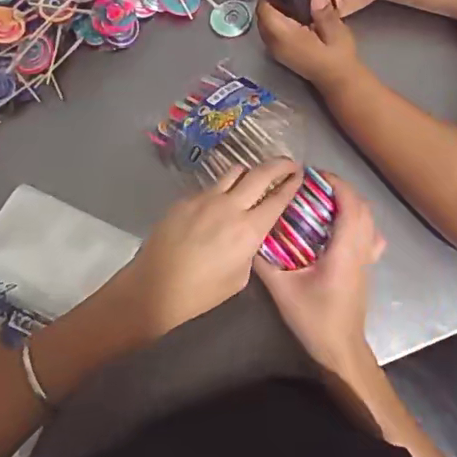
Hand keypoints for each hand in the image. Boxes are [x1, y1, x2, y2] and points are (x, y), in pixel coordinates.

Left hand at [115, 159, 304, 337]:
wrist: (155, 288)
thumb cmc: (202, 292)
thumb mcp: (240, 277)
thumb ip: (250, 248)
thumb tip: (250, 233)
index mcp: (248, 230)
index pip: (278, 198)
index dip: (292, 184)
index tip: (300, 175)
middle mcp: (229, 207)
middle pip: (260, 173)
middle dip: (279, 165)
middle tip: (288, 163)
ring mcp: (203, 199)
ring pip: (233, 172)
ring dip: (249, 172)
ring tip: (253, 178)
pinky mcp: (183, 200)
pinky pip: (209, 187)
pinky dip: (221, 190)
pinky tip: (218, 203)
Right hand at [255, 174, 386, 379]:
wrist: (339, 349)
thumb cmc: (313, 319)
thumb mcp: (282, 290)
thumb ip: (265, 263)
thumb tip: (249, 237)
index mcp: (344, 252)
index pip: (350, 207)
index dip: (336, 185)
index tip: (313, 175)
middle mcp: (360, 251)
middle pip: (362, 209)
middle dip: (341, 190)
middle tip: (312, 184)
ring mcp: (366, 261)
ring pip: (368, 221)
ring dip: (350, 204)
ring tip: (323, 200)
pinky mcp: (364, 269)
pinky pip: (369, 236)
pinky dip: (358, 221)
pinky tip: (338, 226)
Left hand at [256, 0, 362, 88]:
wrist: (338, 80)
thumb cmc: (339, 57)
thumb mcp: (337, 33)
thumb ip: (325, 14)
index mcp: (285, 37)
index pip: (265, 11)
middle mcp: (274, 44)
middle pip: (262, 17)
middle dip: (271, 1)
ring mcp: (275, 50)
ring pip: (265, 25)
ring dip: (274, 12)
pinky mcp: (280, 53)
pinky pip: (271, 32)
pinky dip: (277, 21)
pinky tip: (294, 14)